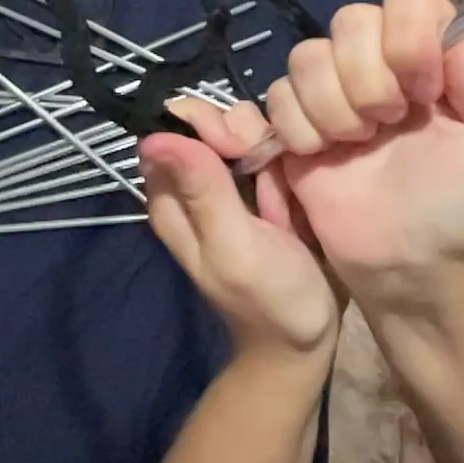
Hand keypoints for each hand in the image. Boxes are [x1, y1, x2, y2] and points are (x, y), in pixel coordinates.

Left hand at [139, 120, 341, 361]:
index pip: (173, 128)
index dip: (204, 124)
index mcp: (172, 198)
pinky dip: (287, 151)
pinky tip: (302, 173)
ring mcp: (230, 181)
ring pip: (243, 128)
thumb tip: (154, 136)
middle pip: (210, 121)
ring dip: (271, 143)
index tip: (235, 146)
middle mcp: (196, 183)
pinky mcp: (262, 185)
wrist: (309, 341)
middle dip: (244, 132)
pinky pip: (270, 146)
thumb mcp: (233, 246)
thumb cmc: (269, 299)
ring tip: (290, 181)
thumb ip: (201, 191)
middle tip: (268, 167)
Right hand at [258, 0, 463, 315]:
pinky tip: (324, 155)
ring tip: (357, 144)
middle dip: (367, 77)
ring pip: (307, 55)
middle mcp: (378, 60)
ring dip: (333, 107)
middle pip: (350, 20)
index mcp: (431, 56)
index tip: (426, 90)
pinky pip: (278, 95)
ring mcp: (331, 88)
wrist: (411, 263)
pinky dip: (301, 129)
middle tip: (390, 123)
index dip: (408, 35)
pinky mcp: (294, 120)